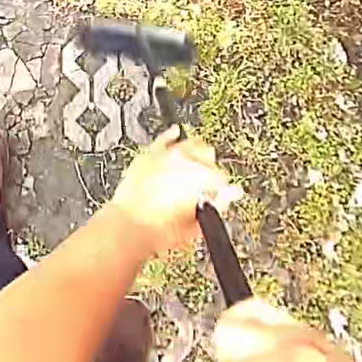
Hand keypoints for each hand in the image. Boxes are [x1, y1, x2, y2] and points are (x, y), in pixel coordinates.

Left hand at [107, 128, 234, 256]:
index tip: (217, 196)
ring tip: (191, 167)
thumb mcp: (197, 223)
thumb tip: (232, 194)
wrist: (130, 225)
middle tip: (203, 185)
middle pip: (208, 154)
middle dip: (209, 168)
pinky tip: (175, 133)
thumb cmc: (161, 228)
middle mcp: (186, 159)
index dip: (221, 189)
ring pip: (190, 142)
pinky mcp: (150, 152)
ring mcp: (167, 153)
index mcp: (202, 175)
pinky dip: (172, 135)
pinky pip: (165, 137)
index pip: (222, 177)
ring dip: (194, 154)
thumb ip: (219, 204)